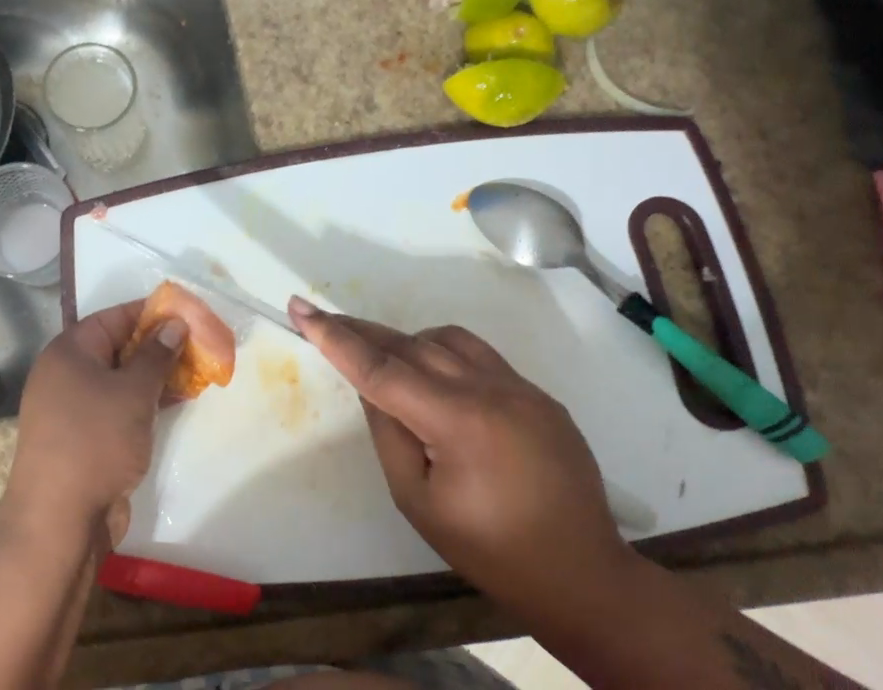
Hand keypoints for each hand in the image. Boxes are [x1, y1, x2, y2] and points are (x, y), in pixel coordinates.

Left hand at [3, 300, 185, 548]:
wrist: (60, 517)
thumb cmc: (96, 440)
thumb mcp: (133, 393)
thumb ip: (156, 356)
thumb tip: (174, 324)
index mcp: (68, 351)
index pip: (113, 318)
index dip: (150, 313)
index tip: (188, 314)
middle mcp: (65, 374)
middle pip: (116, 348)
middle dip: (157, 347)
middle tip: (200, 346)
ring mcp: (72, 407)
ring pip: (119, 380)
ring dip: (154, 377)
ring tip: (196, 374)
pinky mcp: (83, 437)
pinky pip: (116, 407)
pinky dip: (143, 403)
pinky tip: (175, 404)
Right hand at [288, 298, 628, 602]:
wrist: (581, 575)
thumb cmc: (488, 549)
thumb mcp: (416, 500)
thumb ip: (388, 433)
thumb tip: (373, 386)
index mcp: (459, 420)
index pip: (381, 367)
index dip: (335, 337)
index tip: (301, 308)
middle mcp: (492, 390)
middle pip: (412, 344)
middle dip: (362, 331)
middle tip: (322, 319)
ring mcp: (523, 389)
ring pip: (449, 340)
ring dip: (407, 341)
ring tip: (382, 359)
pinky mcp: (540, 396)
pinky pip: (481, 358)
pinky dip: (445, 356)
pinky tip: (435, 383)